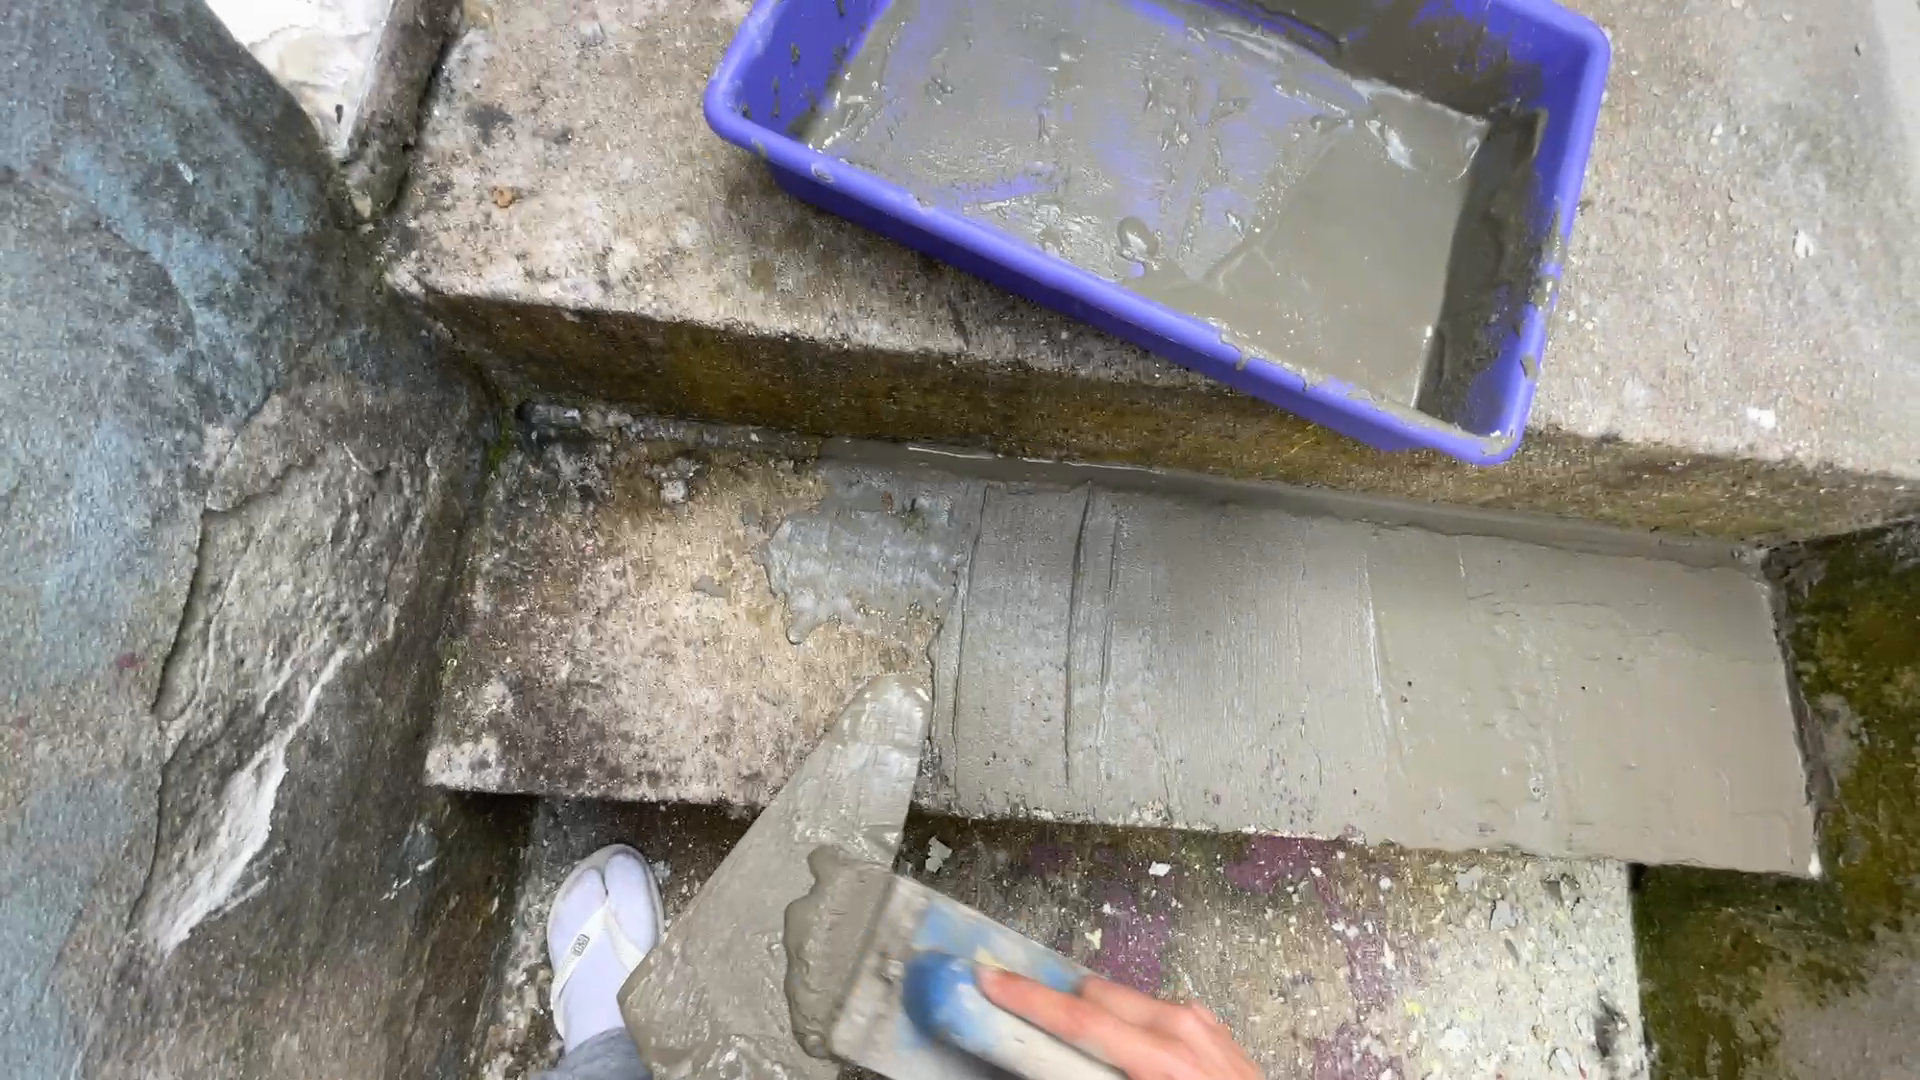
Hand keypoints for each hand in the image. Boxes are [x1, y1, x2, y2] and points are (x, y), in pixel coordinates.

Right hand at [977, 967, 1261, 1079]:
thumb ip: (1089, 1076)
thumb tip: (1051, 1063)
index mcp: (1164, 1058)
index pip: (1081, 1020)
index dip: (1029, 999)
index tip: (988, 977)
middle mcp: (1180, 1025)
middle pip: (1095, 993)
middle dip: (1061, 1007)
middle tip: (1033, 1027)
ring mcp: (1199, 1019)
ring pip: (1120, 996)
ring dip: (1094, 1016)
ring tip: (1086, 1051)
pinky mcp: (1209, 1022)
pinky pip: (1149, 1007)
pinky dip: (1126, 1022)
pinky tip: (1128, 1054)